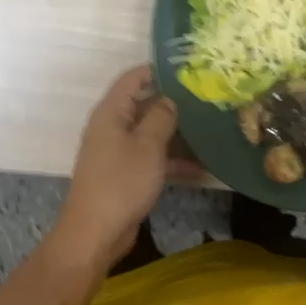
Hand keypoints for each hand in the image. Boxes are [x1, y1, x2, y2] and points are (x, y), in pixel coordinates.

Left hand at [48, 66, 193, 269]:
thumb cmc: (121, 182)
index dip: (158, 70)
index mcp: (111, 113)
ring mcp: (118, 152)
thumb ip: (162, 116)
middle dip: (174, 103)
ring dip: (177, 134)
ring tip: (210, 131)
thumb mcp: (148, 146)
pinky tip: (200, 169)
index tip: (189, 71)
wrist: (95, 234)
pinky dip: (172, 160)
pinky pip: (152, 158)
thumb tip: (170, 99)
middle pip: (145, 105)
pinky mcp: (126, 174)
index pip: (134, 78)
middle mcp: (112, 127)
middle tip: (207, 100)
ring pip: (151, 133)